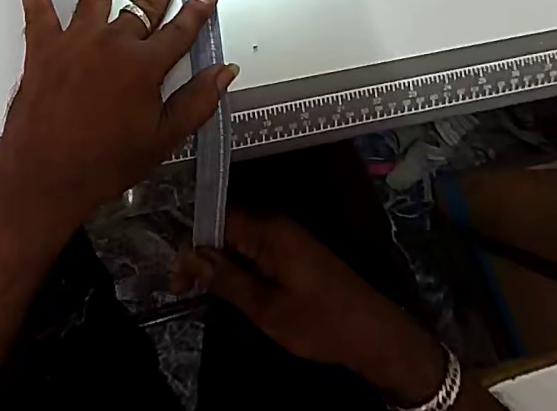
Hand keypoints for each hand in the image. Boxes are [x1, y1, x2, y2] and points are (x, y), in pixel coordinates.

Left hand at [0, 0, 236, 237]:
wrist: (47, 175)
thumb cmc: (103, 162)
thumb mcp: (162, 138)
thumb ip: (197, 101)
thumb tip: (224, 72)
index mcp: (143, 66)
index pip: (180, 31)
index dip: (197, 11)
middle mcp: (111, 44)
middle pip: (144, 4)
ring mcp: (76, 41)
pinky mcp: (43, 46)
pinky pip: (37, 9)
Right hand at [174, 210, 446, 402]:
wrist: (379, 337)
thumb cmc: (322, 323)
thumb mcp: (268, 310)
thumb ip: (226, 280)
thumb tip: (189, 257)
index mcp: (267, 228)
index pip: (215, 219)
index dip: (191, 245)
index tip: (177, 278)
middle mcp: (274, 221)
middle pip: (224, 225)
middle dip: (202, 253)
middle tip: (184, 288)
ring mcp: (285, 234)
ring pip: (238, 237)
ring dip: (219, 260)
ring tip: (201, 288)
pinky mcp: (292, 249)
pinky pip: (254, 246)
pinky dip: (237, 264)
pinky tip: (229, 285)